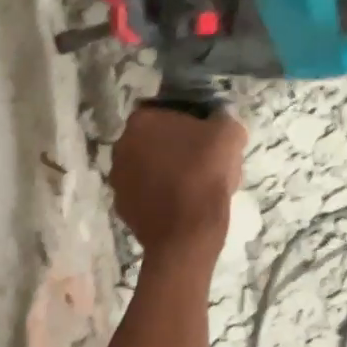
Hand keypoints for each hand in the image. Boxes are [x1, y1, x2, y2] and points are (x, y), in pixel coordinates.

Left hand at [110, 107, 247, 263]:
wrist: (186, 234)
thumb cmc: (204, 175)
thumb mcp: (228, 135)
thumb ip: (224, 119)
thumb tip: (222, 120)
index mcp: (141, 122)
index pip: (166, 112)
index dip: (189, 123)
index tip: (207, 139)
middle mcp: (120, 146)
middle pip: (155, 141)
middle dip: (177, 149)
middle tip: (204, 164)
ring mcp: (117, 179)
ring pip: (149, 168)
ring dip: (167, 173)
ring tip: (196, 188)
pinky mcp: (122, 207)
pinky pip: (145, 195)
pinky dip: (160, 197)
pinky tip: (182, 206)